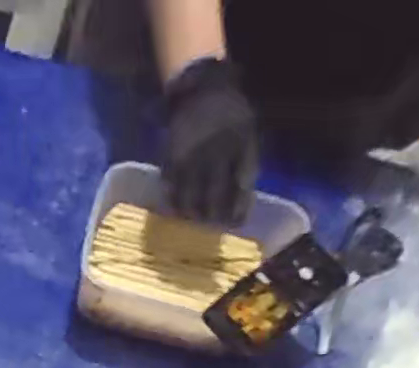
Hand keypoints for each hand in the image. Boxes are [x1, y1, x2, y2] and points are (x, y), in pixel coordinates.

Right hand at [161, 57, 258, 225]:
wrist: (199, 91)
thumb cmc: (228, 112)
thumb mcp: (247, 130)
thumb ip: (245, 160)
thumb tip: (241, 195)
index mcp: (239, 144)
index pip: (241, 183)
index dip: (240, 205)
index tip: (237, 223)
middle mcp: (214, 153)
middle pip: (214, 194)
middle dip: (215, 214)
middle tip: (215, 226)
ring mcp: (190, 158)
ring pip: (190, 197)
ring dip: (193, 213)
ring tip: (196, 220)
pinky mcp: (171, 162)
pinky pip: (172, 190)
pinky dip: (175, 203)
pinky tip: (179, 210)